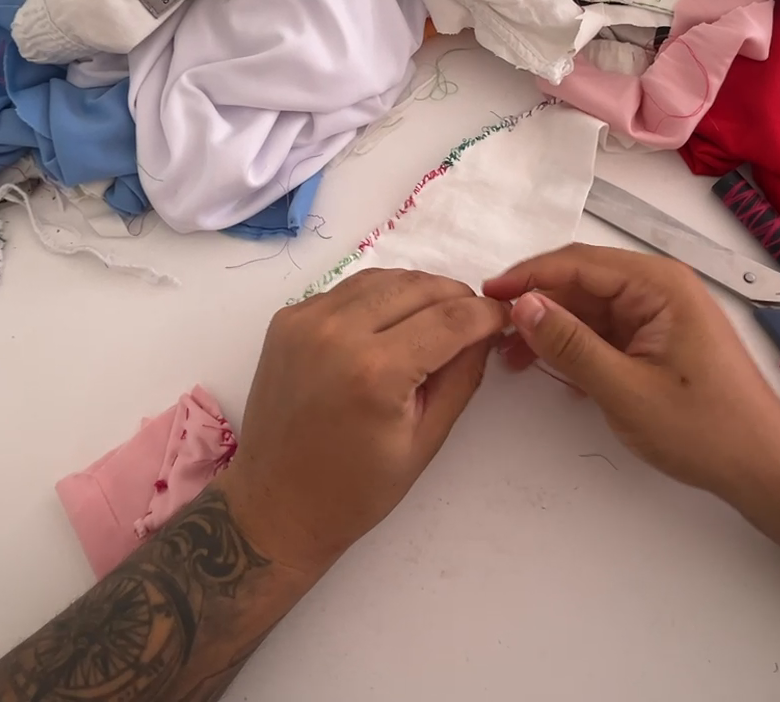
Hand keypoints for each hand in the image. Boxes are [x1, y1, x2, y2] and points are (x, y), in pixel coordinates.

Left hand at [219, 269, 507, 574]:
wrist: (274, 503)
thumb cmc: (356, 489)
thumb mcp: (427, 440)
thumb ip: (462, 376)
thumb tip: (486, 330)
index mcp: (377, 371)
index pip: (452, 318)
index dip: (487, 314)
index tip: (505, 318)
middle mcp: (338, 331)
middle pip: (420, 285)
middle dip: (457, 296)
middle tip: (473, 319)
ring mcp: (307, 319)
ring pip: (385, 277)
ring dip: (420, 290)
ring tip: (436, 317)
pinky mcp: (288, 317)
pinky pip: (349, 289)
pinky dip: (380, 296)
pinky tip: (389, 323)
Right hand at [483, 244, 779, 503]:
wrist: (763, 468)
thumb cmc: (703, 429)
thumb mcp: (625, 390)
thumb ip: (570, 345)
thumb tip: (521, 305)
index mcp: (658, 284)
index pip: (578, 263)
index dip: (528, 276)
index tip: (488, 295)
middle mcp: (657, 287)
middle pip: (581, 281)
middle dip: (536, 303)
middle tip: (494, 329)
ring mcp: (656, 313)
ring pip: (587, 307)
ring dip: (551, 327)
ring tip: (512, 356)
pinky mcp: (653, 337)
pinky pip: (602, 329)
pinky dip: (573, 345)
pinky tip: (548, 367)